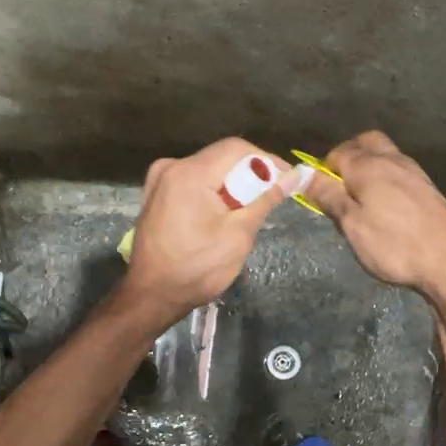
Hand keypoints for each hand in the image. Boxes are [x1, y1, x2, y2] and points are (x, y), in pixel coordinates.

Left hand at [119, 138, 286, 325]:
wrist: (151, 295)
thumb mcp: (238, 235)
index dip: (266, 160)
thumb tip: (295, 176)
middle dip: (248, 175)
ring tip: (248, 210)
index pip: (236, 149)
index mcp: (189, 173)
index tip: (287, 178)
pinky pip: (191, 183)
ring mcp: (158, 181)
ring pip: (206, 171)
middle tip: (270, 198)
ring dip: (230, 186)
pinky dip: (210, 193)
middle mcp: (170, 168)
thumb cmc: (196, 269)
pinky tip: (221, 216)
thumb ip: (265, 200)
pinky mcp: (155, 196)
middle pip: (220, 158)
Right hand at [306, 131, 445, 322]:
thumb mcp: (352, 224)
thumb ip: (329, 197)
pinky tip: (385, 206)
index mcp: (369, 166)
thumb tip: (304, 175)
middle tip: (338, 185)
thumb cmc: (395, 244)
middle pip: (366, 143)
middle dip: (348, 156)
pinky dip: (386, 180)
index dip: (322, 169)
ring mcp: (415, 173)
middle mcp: (393, 161)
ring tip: (359, 199)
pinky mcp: (429, 189)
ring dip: (368, 168)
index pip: (337, 153)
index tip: (317, 192)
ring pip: (385, 156)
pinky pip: (399, 172)